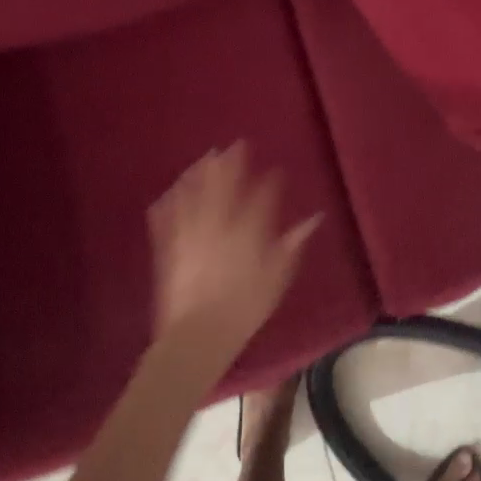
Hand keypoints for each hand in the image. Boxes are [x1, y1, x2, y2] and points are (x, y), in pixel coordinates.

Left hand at [148, 142, 319, 368]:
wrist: (197, 335)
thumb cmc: (245, 308)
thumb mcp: (278, 276)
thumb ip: (293, 243)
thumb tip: (313, 219)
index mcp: (249, 230)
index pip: (262, 196)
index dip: (269, 180)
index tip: (274, 168)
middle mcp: (219, 224)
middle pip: (223, 187)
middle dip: (229, 165)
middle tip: (230, 145)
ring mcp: (191, 234)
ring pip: (194, 196)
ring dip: (198, 175)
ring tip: (203, 159)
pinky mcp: (168, 249)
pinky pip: (167, 218)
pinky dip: (170, 201)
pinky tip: (171, 191)